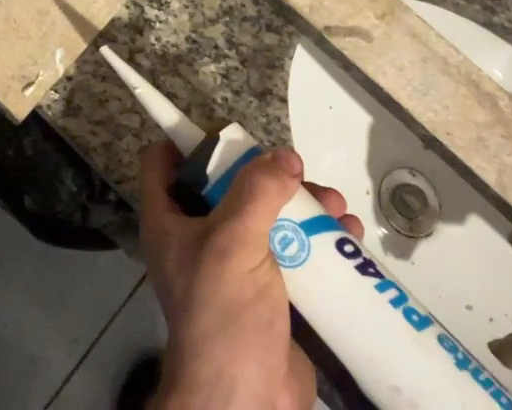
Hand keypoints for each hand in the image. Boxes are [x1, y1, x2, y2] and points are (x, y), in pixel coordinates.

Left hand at [139, 141, 363, 409]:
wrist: (245, 397)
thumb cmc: (223, 312)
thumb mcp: (233, 241)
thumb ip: (256, 191)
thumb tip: (284, 155)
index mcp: (169, 220)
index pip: (163, 163)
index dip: (187, 139)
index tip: (228, 129)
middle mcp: (197, 237)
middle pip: (229, 186)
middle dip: (269, 176)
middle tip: (302, 175)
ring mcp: (235, 265)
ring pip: (268, 216)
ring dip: (303, 207)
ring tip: (336, 209)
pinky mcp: (270, 290)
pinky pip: (292, 251)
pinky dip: (317, 240)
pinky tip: (347, 236)